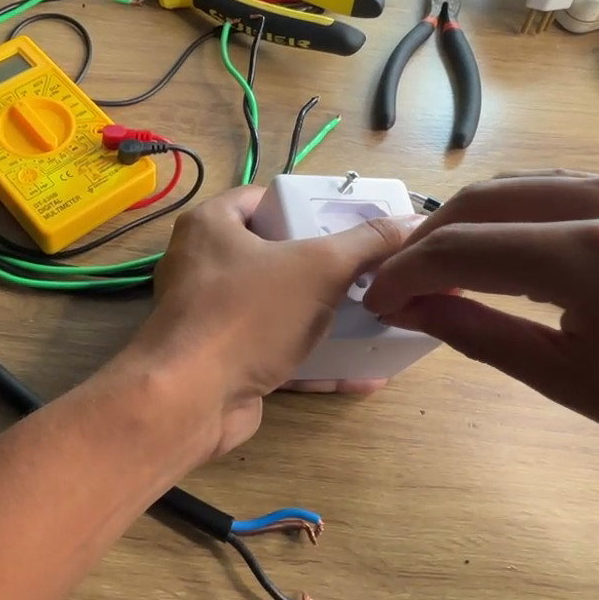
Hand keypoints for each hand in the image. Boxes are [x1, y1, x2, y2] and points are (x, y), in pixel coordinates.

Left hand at [124, 186, 413, 460]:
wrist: (189, 399)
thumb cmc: (246, 314)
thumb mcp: (317, 267)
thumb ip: (365, 243)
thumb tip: (409, 221)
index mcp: (210, 225)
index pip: (264, 200)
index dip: (307, 207)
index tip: (349, 224)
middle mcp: (201, 264)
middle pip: (273, 255)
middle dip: (322, 267)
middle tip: (367, 273)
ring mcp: (208, 316)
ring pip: (275, 308)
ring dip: (322, 317)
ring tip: (372, 319)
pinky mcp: (219, 360)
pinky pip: (273, 352)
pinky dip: (313, 360)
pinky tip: (361, 374)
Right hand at [361, 170, 598, 496]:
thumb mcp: (570, 381)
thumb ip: (477, 331)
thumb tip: (411, 307)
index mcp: (597, 258)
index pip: (464, 248)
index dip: (407, 273)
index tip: (377, 299)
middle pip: (485, 199)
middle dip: (430, 239)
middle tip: (402, 281)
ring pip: (523, 186)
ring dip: (473, 223)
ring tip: (445, 267)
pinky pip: (566, 189)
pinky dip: (521, 216)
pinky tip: (509, 251)